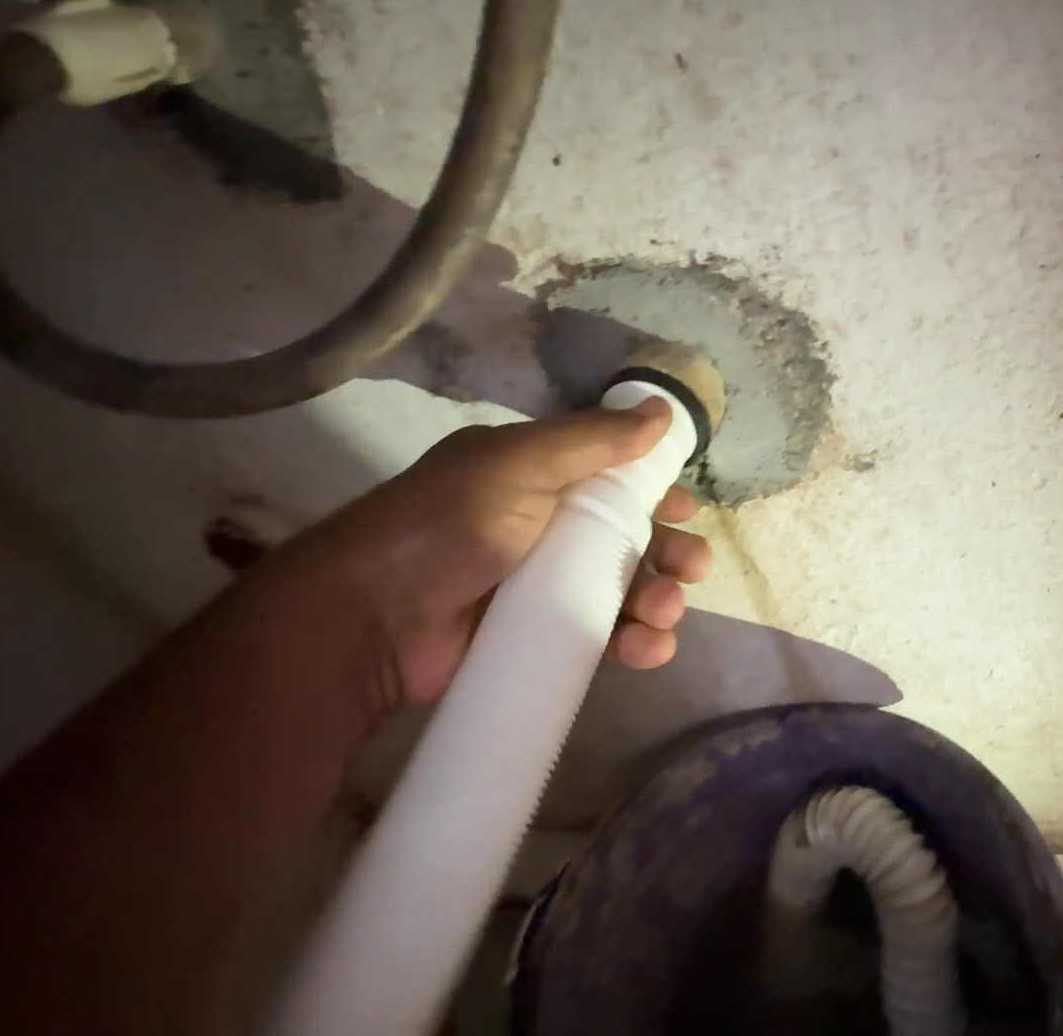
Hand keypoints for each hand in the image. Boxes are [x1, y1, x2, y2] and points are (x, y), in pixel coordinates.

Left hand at [282, 398, 712, 710]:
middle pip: (630, 541)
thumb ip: (591, 441)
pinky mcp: (540, 641)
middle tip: (691, 569)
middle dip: (669, 553)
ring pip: (624, 594)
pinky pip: (603, 639)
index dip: (655, 494)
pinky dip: (635, 644)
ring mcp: (544, 590)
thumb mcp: (518, 465)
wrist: (372, 618)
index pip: (613, 482)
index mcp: (539, 480)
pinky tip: (648, 649)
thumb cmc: (448, 525)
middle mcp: (546, 531)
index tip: (686, 510)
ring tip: (662, 613)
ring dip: (658, 601)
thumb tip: (664, 412)